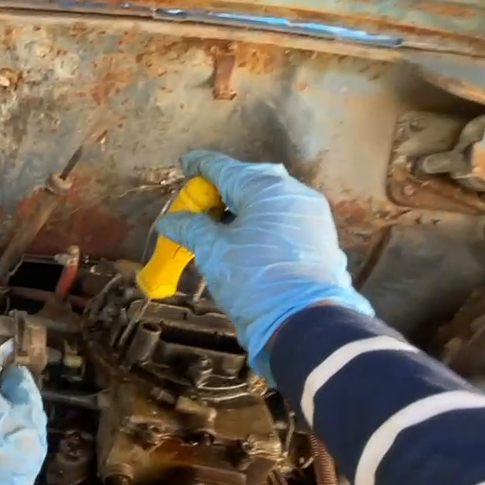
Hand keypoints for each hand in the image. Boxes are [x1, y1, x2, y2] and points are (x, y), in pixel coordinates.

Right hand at [154, 151, 372, 378]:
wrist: (304, 321)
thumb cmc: (253, 278)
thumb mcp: (212, 251)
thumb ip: (189, 228)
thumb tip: (168, 220)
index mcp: (267, 190)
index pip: (226, 168)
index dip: (201, 165)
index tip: (185, 163)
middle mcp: (294, 196)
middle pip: (251, 181)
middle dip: (224, 187)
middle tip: (201, 199)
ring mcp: (310, 218)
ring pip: (268, 202)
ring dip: (240, 207)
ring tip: (217, 223)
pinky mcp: (316, 241)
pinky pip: (280, 220)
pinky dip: (257, 223)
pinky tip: (242, 239)